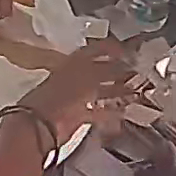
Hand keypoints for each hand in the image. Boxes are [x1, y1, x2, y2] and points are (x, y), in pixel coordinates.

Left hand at [16, 38, 133, 138]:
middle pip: (99, 72)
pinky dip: (110, 112)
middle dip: (117, 71)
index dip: (111, 49)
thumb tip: (123, 63)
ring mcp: (74, 98)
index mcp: (73, 65)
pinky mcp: (75, 117)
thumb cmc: (59, 97)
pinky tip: (122, 112)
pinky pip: (97, 112)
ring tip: (134, 92)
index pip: (95, 51)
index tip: (127, 50)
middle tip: (136, 72)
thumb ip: (106, 70)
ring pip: (99, 92)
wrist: (38, 127)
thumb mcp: (86, 78)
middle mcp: (73, 79)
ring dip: (116, 91)